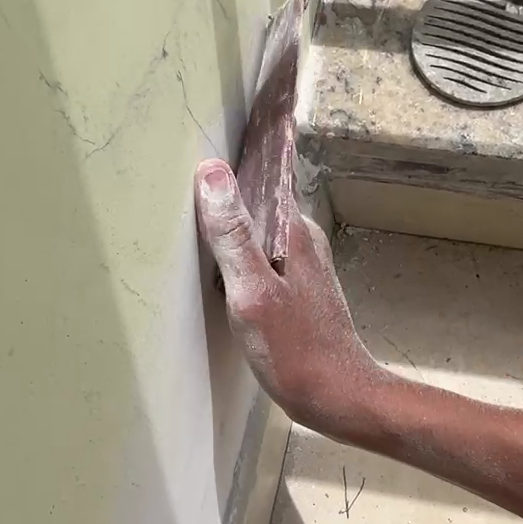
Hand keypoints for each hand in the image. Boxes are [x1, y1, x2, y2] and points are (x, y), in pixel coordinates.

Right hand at [194, 159, 390, 434]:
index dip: (240, 151)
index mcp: (293, 230)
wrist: (338, 396)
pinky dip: (239, 254)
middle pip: (256, 201)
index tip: (216, 126)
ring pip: (258, 231)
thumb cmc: (295, 350)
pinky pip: (262, 256)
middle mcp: (302, 238)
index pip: (264, 173)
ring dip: (231, 225)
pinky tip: (219, 266)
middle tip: (184, 175)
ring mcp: (303, 264)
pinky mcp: (298, 288)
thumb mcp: (253, 293)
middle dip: (227, 190)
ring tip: (192, 215)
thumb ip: (233, 236)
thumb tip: (211, 172)